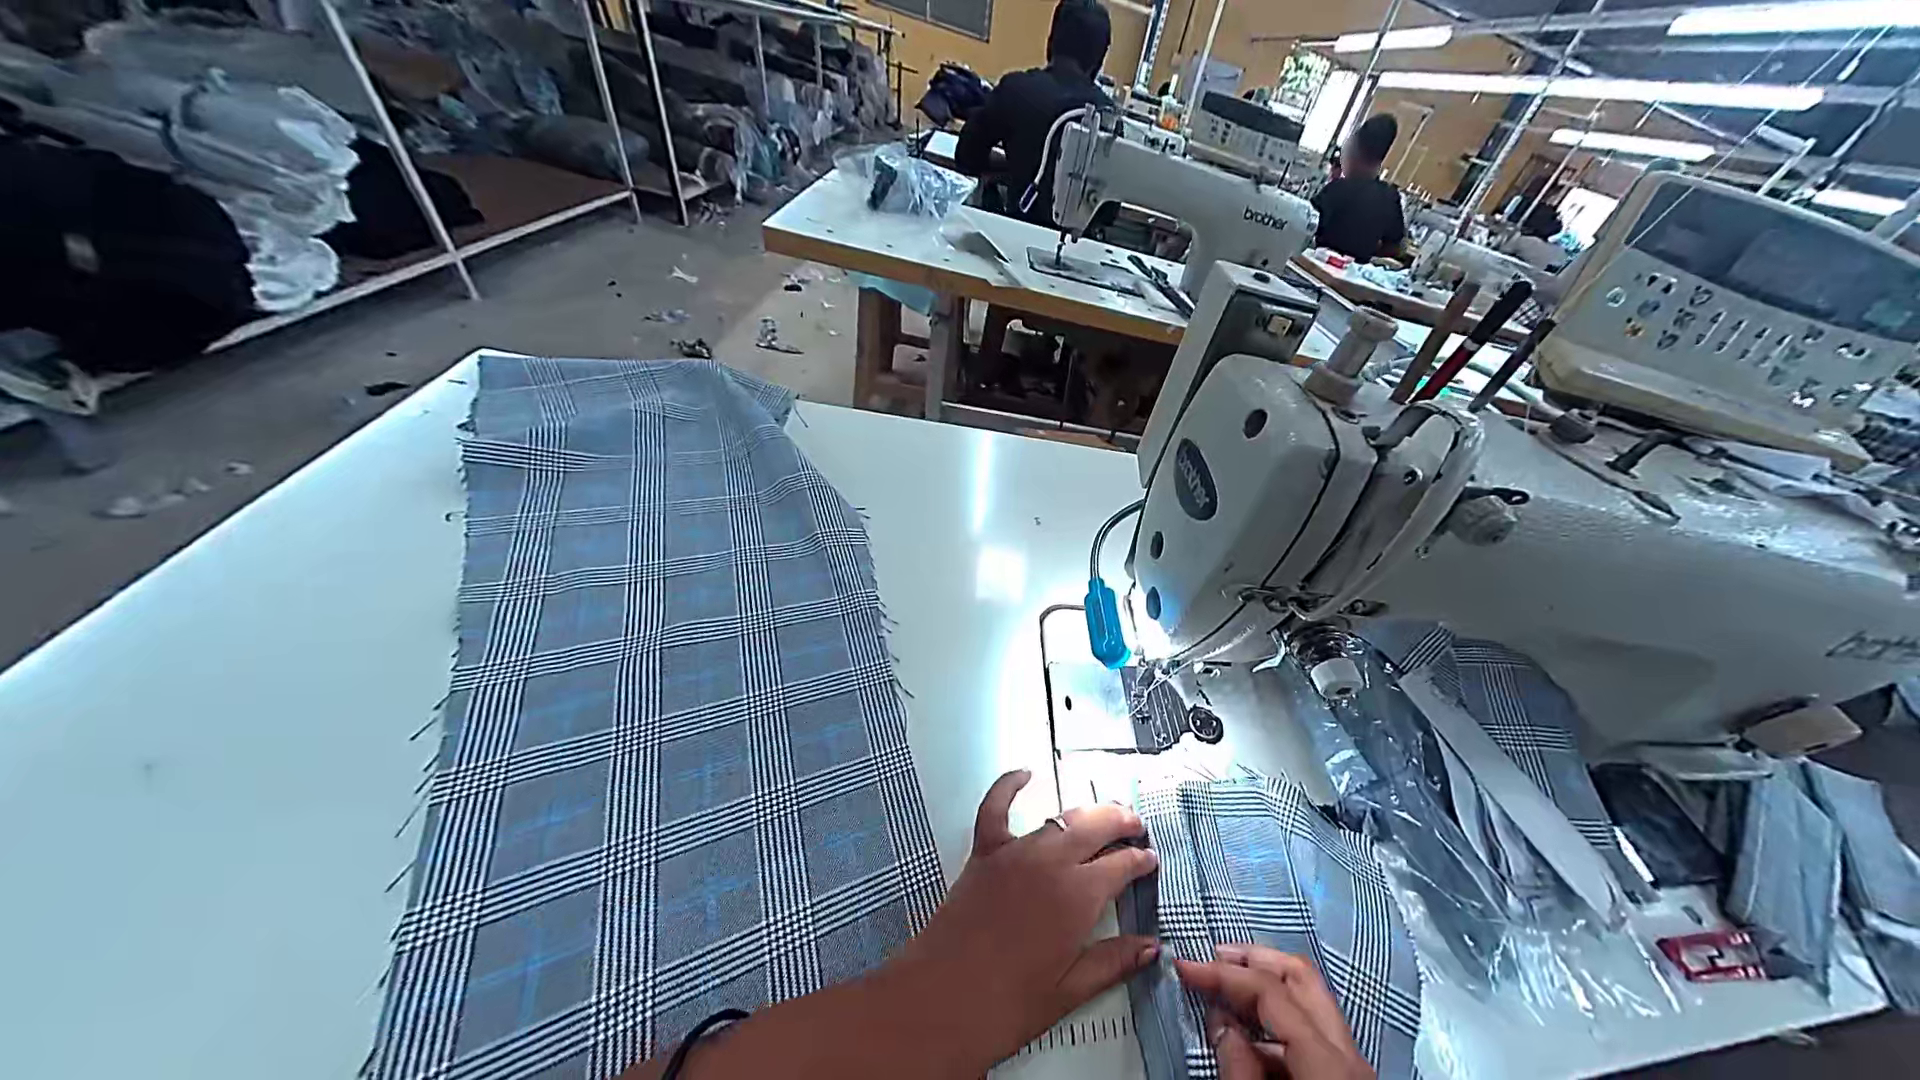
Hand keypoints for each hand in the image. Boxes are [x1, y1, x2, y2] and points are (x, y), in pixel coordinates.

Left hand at [887, 769, 1161, 1073]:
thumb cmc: (1007, 1002)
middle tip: (1135, 826)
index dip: (1139, 860)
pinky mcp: (984, 851)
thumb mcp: (1071, 989)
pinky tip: (1023, 774)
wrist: (943, 997)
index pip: (1120, 866)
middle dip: (1121, 823)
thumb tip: (1149, 947)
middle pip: (1095, 827)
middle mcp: (1049, 864)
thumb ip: (1114, 961)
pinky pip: (996, 806)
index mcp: (1077, 897)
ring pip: (1058, 819)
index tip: (1149, 859)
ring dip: (1085, 814)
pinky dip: (1009, 786)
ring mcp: (1014, 852)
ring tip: (1102, 814)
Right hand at [1175, 944, 1373, 1079]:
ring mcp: (1355, 1067)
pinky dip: (1276, 1021)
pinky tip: (1247, 1033)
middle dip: (1252, 959)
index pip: (1270, 991)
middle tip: (1212, 957)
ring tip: (1223, 990)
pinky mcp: (1348, 1079)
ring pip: (1310, 1000)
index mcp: (1331, 1061)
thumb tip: (1220, 1021)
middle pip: (1301, 976)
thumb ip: (1239, 1067)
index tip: (1182, 967)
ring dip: (1263, 986)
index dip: (1221, 973)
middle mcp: (1351, 1054)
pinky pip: (1313, 1033)